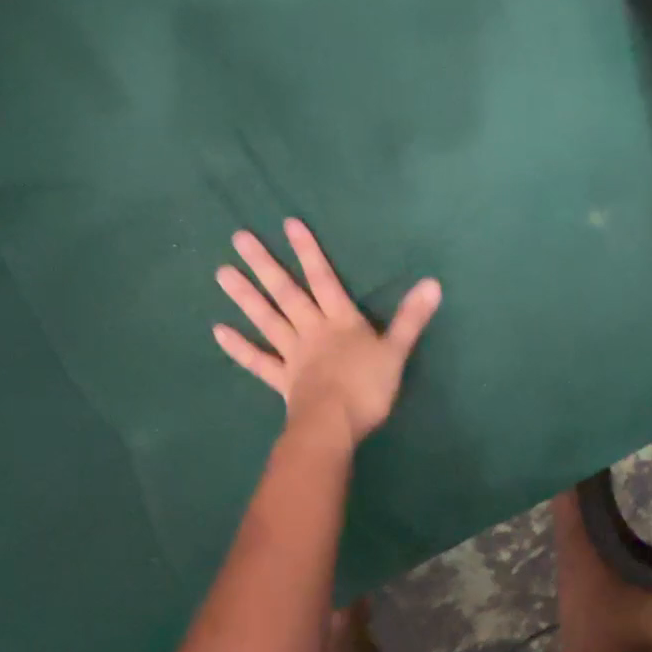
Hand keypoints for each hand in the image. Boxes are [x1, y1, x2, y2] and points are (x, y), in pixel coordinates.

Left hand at [213, 219, 441, 451]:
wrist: (332, 427)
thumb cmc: (367, 388)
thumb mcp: (396, 351)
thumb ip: (412, 317)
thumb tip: (433, 282)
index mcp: (341, 321)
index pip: (324, 279)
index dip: (309, 251)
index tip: (289, 224)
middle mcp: (312, 331)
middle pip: (287, 293)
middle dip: (265, 265)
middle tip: (239, 238)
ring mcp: (293, 355)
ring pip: (266, 319)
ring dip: (245, 296)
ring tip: (222, 272)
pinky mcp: (281, 381)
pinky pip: (257, 361)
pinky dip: (239, 347)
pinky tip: (219, 331)